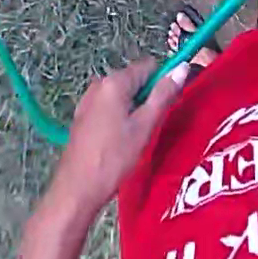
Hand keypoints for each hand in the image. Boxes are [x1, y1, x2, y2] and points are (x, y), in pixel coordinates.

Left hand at [42, 59, 188, 219]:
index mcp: (115, 81)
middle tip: (150, 126)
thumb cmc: (113, 159)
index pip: (149, 66)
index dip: (162, 83)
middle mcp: (99, 83)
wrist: (75, 192)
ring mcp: (88, 99)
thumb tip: (182, 66)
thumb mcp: (144, 126)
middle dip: (146, 98)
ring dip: (133, 109)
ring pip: (122, 94)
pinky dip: (119, 116)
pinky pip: (109, 105)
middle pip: (135, 79)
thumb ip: (163, 94)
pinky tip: (118, 141)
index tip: (165, 107)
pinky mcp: (82, 115)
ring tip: (135, 137)